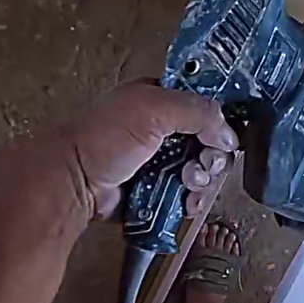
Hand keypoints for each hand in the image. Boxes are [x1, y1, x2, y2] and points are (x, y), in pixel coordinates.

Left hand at [17, 79, 237, 220]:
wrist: (74, 181)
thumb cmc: (105, 137)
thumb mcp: (151, 109)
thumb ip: (197, 111)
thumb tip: (229, 134)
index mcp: (160, 99)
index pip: (205, 107)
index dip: (218, 123)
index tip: (219, 138)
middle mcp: (162, 128)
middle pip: (209, 143)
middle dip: (211, 157)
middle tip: (200, 166)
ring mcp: (159, 161)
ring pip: (201, 171)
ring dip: (201, 181)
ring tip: (186, 184)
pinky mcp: (156, 189)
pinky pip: (186, 194)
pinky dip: (191, 200)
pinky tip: (185, 203)